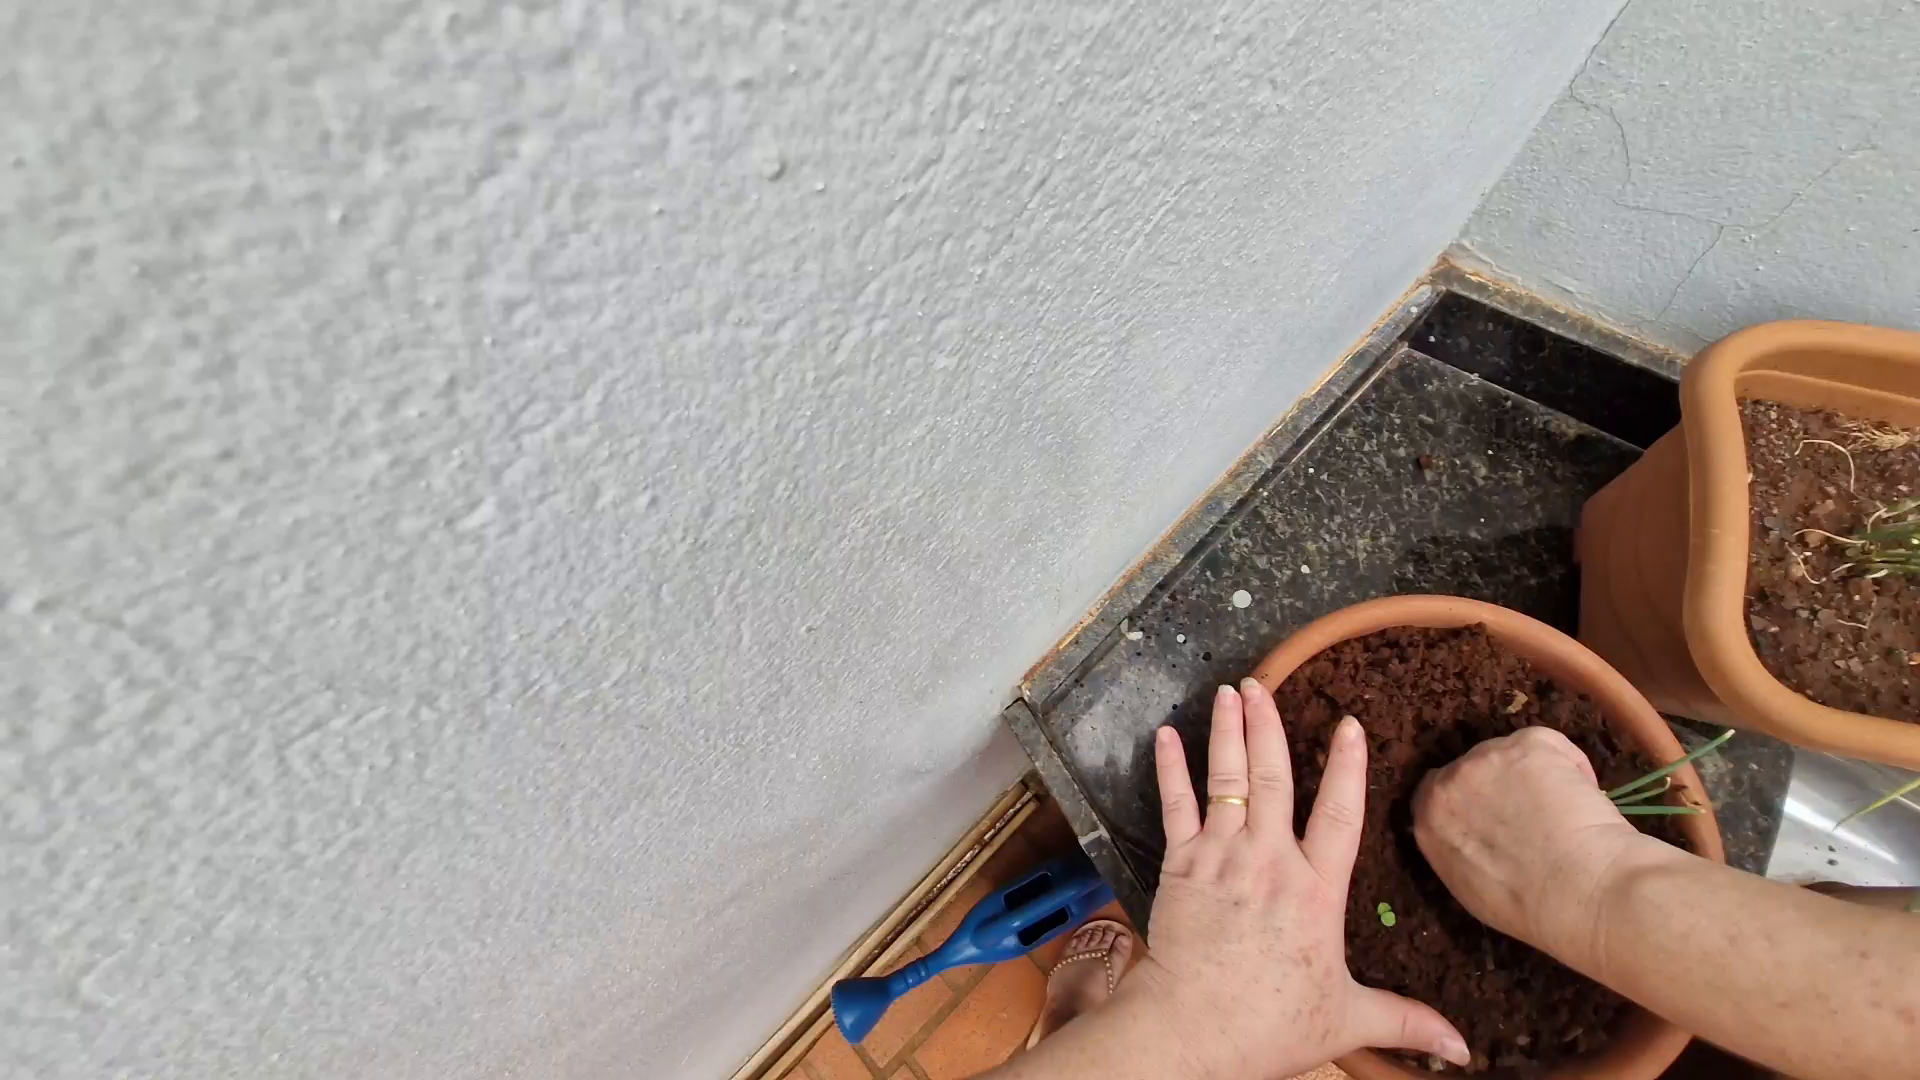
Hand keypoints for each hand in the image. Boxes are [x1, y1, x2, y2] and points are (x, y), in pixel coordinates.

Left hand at [1117, 679, 1469, 1079]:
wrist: (1197, 1023)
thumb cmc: (1273, 1022)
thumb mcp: (1347, 1019)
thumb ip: (1404, 1019)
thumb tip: (1463, 1048)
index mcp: (1316, 889)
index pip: (1340, 814)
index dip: (1348, 767)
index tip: (1350, 725)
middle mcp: (1269, 858)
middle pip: (1273, 777)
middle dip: (1268, 725)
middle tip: (1261, 684)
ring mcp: (1221, 853)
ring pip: (1227, 779)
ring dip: (1226, 732)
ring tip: (1227, 692)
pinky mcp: (1181, 859)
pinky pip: (1175, 803)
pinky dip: (1170, 767)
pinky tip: (1165, 735)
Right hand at [1411, 727, 1647, 956]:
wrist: (1587, 896)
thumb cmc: (1532, 910)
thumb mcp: (1469, 887)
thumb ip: (1453, 850)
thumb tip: (1467, 838)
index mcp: (1426, 816)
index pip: (1436, 793)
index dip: (1469, 800)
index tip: (1496, 818)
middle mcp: (1446, 781)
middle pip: (1471, 769)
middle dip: (1498, 785)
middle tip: (1535, 816)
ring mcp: (1484, 759)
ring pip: (1509, 754)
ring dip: (1534, 776)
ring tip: (1566, 815)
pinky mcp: (1525, 746)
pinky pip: (1550, 746)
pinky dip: (1571, 767)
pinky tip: (1586, 800)